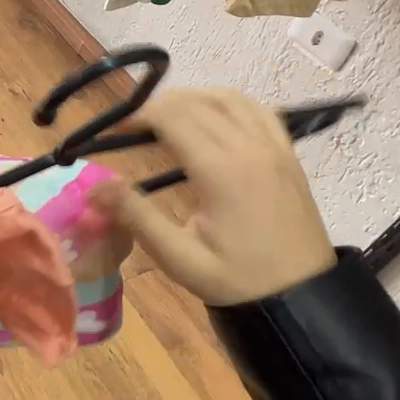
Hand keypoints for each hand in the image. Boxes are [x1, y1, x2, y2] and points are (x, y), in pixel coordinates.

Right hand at [89, 89, 335, 306]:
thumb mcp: (179, 257)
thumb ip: (136, 215)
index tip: (113, 131)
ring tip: (168, 121)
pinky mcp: (288, 156)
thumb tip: (94, 187)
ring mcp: (274, 148)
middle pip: (195, 101)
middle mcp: (249, 148)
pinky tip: (213, 120)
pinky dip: (228, 104)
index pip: (171, 116)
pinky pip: (258, 110)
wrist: (305, 301)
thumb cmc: (238, 281)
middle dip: (157, 107)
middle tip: (132, 130)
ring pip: (227, 98)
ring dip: (192, 99)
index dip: (136, 115)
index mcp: (221, 170)